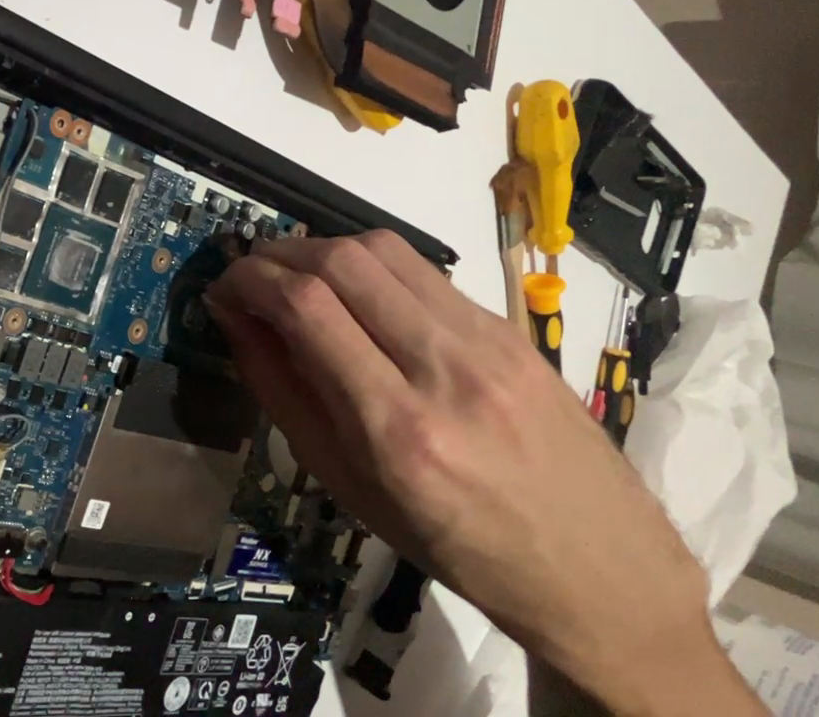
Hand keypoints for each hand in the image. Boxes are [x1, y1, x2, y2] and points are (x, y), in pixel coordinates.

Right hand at [207, 232, 762, 715]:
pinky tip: (352, 292)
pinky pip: (422, 269)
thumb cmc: (450, 543)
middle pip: (341, 262)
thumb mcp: (343, 482)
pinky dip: (367, 264)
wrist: (596, 570)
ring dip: (319, 248)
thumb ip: (280, 390)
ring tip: (294, 276)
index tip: (222, 289)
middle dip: (276, 254)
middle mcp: (446, 370)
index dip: (248, 281)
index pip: (305, 307)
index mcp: (396, 428)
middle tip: (249, 276)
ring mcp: (489, 342)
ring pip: (382, 248)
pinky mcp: (512, 329)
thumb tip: (232, 316)